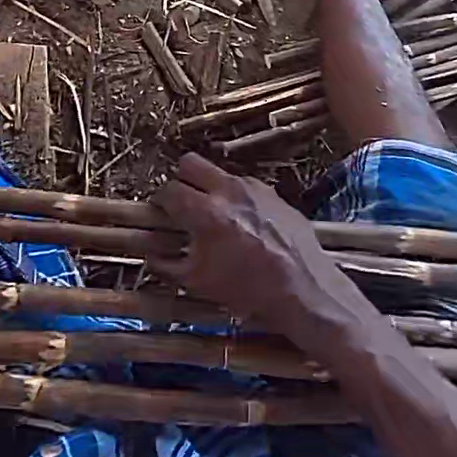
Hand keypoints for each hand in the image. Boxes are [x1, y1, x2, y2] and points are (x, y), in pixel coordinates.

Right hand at [150, 153, 376, 341]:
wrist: (306, 293)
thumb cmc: (249, 291)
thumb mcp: (200, 283)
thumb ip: (168, 265)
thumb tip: (150, 253)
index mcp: (206, 212)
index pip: (169, 190)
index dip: (161, 201)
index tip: (162, 213)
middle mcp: (228, 191)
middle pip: (190, 162)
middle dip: (182, 179)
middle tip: (185, 203)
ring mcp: (254, 188)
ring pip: (219, 173)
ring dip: (211, 188)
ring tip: (218, 216)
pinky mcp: (274, 193)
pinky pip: (246, 185)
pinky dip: (238, 198)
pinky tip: (246, 224)